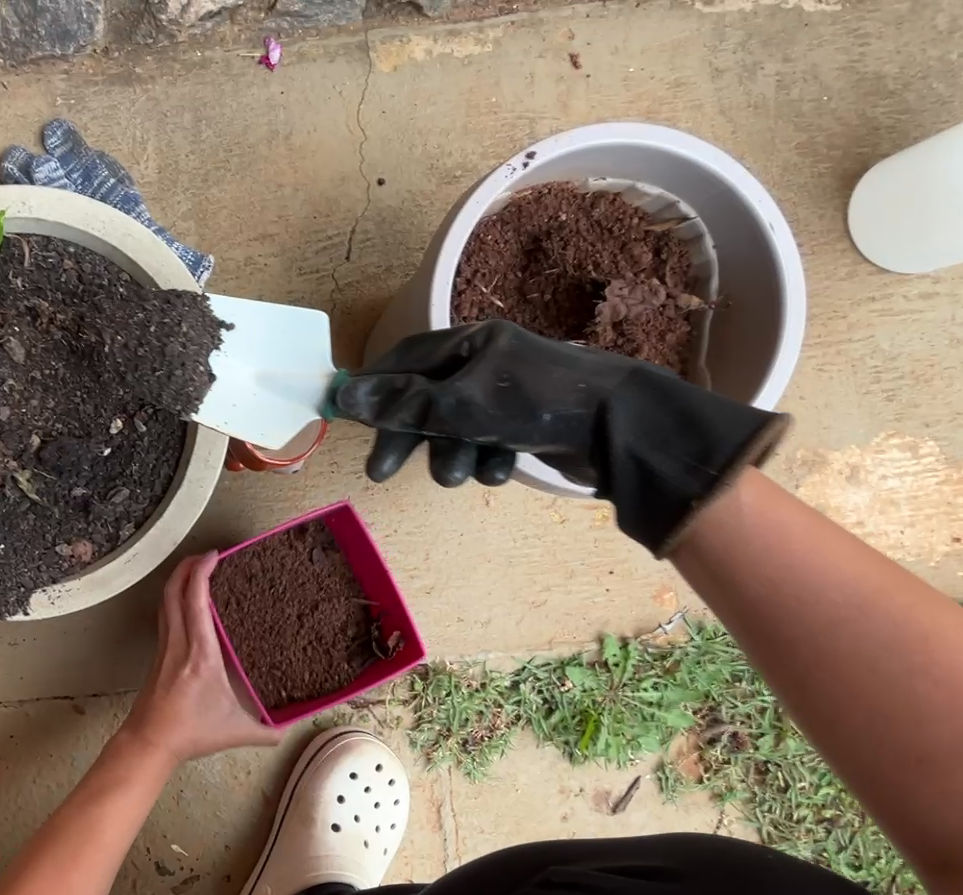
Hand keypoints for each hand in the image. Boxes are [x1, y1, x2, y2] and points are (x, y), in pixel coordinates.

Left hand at [120, 553, 282, 765]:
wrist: (150, 740)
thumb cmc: (190, 732)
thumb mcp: (238, 731)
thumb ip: (269, 731)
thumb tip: (293, 727)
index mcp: (200, 653)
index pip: (195, 600)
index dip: (202, 572)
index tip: (215, 555)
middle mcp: (178, 643)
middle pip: (173, 592)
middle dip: (186, 566)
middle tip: (205, 555)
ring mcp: (165, 648)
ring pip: (165, 603)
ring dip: (178, 581)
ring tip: (195, 572)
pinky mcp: (158, 656)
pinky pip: (165, 618)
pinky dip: (174, 601)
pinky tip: (187, 606)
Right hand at [335, 320, 789, 554]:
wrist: (627, 430)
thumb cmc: (537, 404)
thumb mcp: (459, 406)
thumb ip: (400, 404)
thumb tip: (342, 396)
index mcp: (470, 343)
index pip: (402, 361)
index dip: (374, 390)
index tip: (350, 419)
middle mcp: (485, 362)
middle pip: (424, 401)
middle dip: (409, 439)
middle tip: (381, 472)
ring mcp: (506, 394)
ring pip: (453, 428)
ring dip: (452, 456)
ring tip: (462, 475)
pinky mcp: (524, 424)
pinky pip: (485, 443)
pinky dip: (486, 460)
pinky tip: (501, 469)